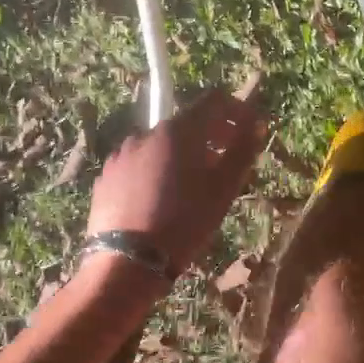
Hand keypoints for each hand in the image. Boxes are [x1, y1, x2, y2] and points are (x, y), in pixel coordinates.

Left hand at [85, 89, 268, 275]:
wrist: (128, 262)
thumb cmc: (186, 221)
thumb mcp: (224, 187)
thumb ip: (243, 150)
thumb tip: (256, 125)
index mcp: (179, 131)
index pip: (214, 100)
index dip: (236, 109)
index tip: (249, 129)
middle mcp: (147, 134)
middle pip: (188, 122)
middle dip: (213, 134)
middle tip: (229, 159)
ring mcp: (123, 155)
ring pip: (164, 143)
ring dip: (186, 153)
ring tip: (196, 183)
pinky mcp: (107, 177)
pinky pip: (142, 162)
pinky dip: (160, 168)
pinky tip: (166, 197)